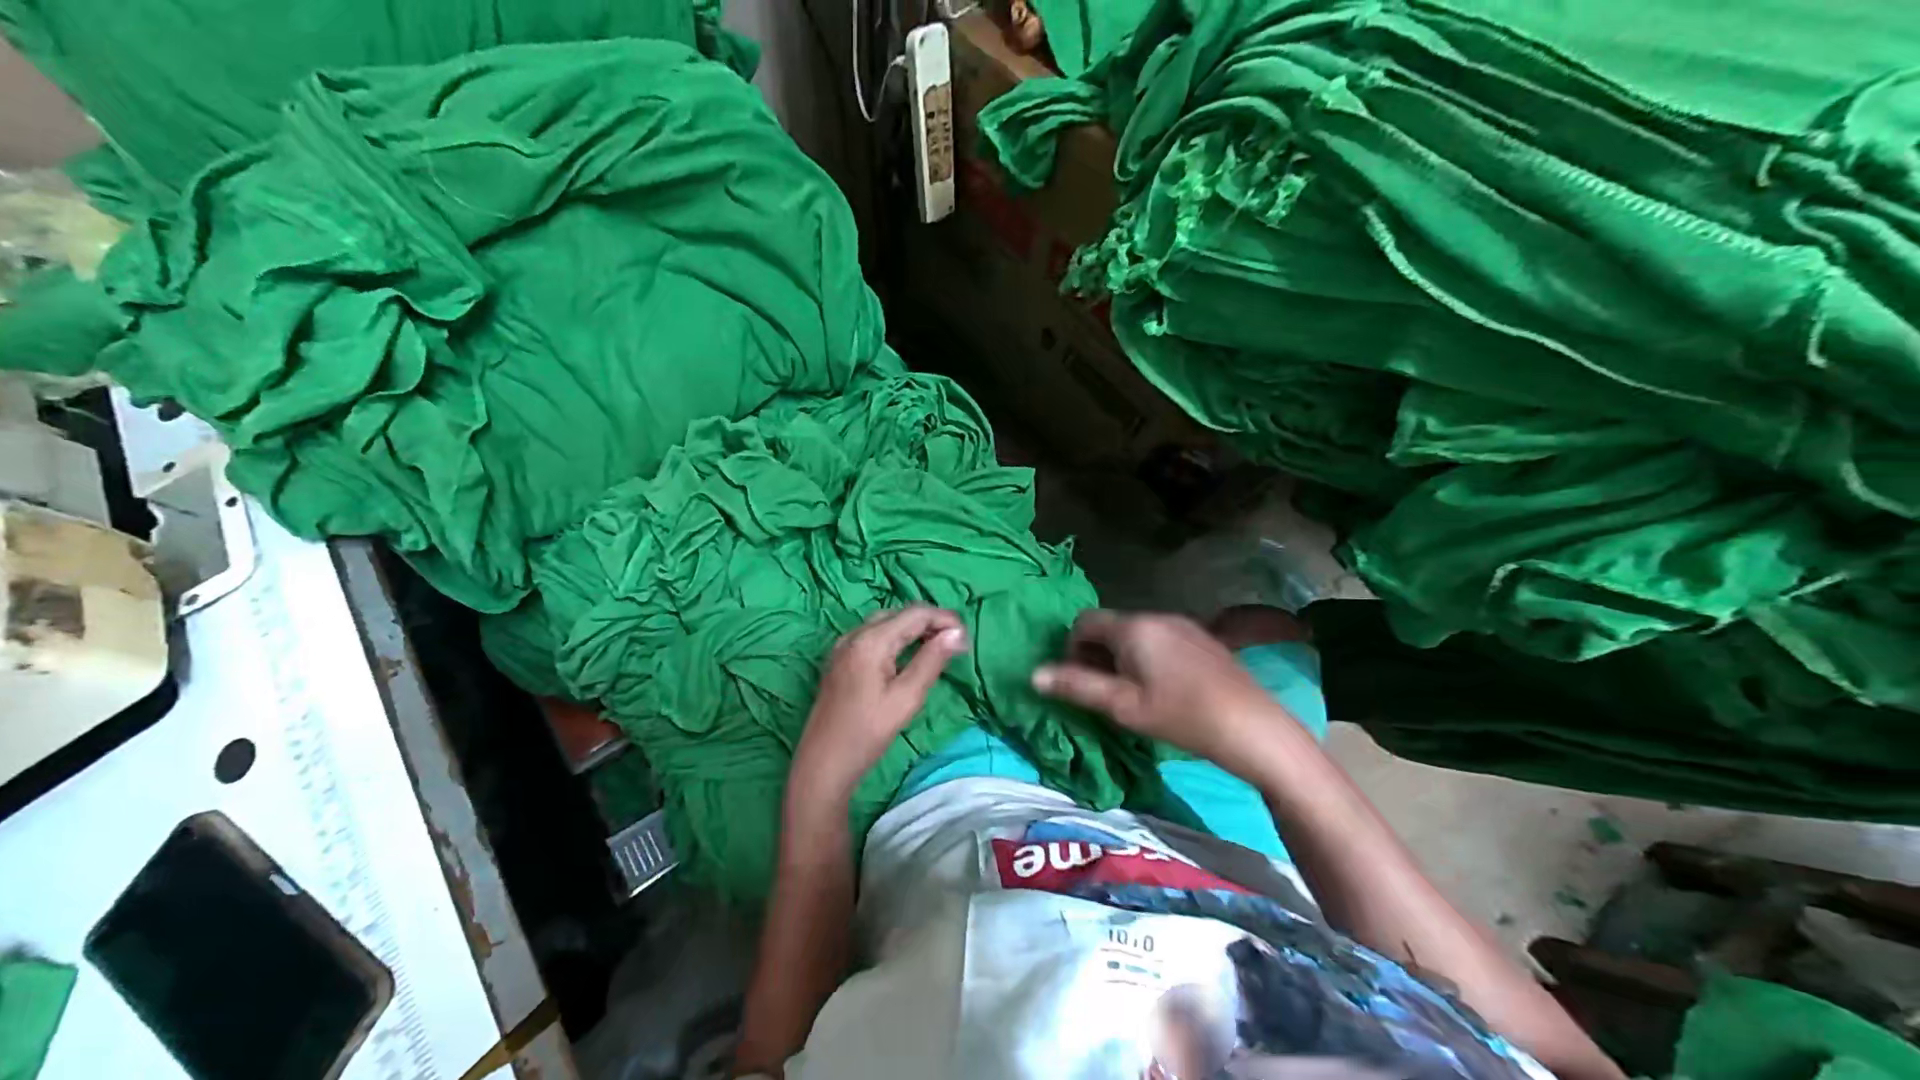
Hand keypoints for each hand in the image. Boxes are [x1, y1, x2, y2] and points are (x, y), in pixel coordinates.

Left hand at [790, 606, 969, 802]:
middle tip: (956, 644)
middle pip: (900, 613)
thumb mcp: (907, 697)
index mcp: (871, 641)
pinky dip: (896, 637)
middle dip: (930, 622)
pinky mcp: (839, 659)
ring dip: (914, 628)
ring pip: (886, 622)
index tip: (966, 639)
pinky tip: (909, 655)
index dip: (945, 619)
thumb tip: (957, 633)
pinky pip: (873, 635)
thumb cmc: (868, 733)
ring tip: (938, 647)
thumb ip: (932, 660)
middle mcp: (854, 634)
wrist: (823, 762)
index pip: (916, 614)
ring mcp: (843, 645)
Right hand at [1031, 610, 1310, 782]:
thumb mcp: (1122, 707)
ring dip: (1122, 657)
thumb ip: (1077, 686)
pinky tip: (1164, 691)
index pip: (1083, 621)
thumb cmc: (1181, 717)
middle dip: (1096, 655)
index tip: (1080, 682)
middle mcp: (1157, 616)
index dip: (1071, 650)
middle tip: (1104, 694)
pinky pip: (1161, 640)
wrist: (1253, 728)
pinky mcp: (1204, 639)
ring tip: (1133, 696)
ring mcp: (1184, 625)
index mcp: (1133, 627)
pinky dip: (1148, 658)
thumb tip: (1034, 674)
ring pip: (1136, 634)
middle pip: (1110, 626)